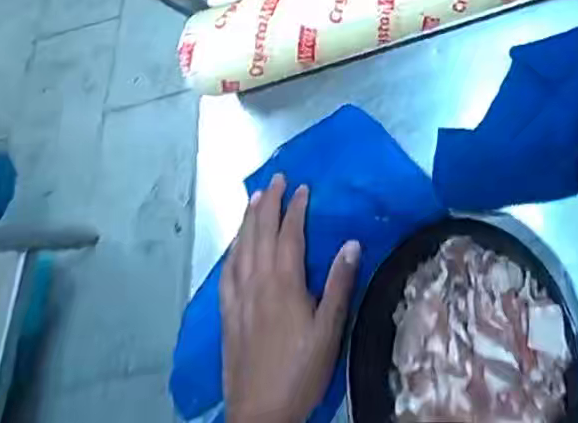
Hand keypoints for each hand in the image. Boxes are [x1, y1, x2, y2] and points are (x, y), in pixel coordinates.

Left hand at [221, 174, 359, 422]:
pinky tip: (234, 245)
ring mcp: (239, 298)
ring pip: (241, 247)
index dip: (296, 208)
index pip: (289, 234)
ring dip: (248, 219)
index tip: (303, 188)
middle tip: (276, 179)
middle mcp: (258, 282)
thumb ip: (339, 284)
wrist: (259, 416)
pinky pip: (227, 271)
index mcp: (284, 282)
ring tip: (254, 197)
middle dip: (268, 202)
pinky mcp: (227, 315)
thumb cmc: (301, 371)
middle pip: (260, 232)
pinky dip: (232, 250)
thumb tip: (351, 242)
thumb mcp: (329, 330)